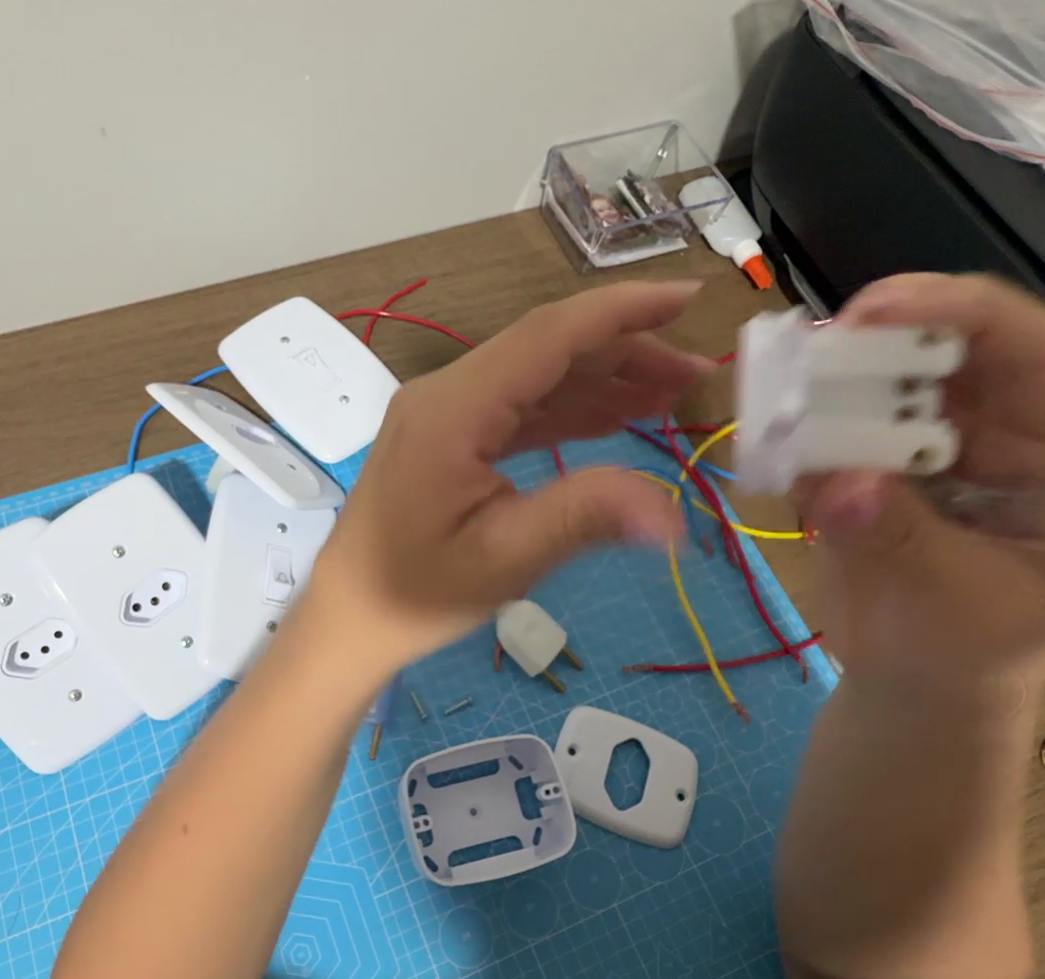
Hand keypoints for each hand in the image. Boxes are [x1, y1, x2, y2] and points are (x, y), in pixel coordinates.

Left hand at [305, 280, 711, 663]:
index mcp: (452, 410)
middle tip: (694, 375)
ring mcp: (442, 413)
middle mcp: (444, 394)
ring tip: (668, 396)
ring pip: (534, 376)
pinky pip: (516, 407)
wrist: (349, 616)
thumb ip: (583, 518)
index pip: (546, 335)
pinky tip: (612, 420)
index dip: (621, 311)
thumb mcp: (503, 560)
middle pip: (545, 349)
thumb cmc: (416, 593)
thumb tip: (672, 513)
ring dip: (601, 380)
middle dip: (624, 352)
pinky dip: (568, 409)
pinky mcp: (445, 437)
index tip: (688, 296)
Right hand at [797, 274, 1044, 688]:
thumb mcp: (954, 605)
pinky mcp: (870, 460)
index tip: (878, 311)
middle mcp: (1001, 429)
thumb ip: (899, 539)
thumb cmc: (964, 654)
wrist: (914, 687)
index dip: (967, 314)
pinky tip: (770, 435)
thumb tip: (835, 481)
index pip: (1039, 352)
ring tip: (777, 392)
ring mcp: (929, 441)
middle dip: (882, 336)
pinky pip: (831, 420)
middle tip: (812, 347)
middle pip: (953, 346)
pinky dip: (794, 421)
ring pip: (883, 376)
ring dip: (827, 378)